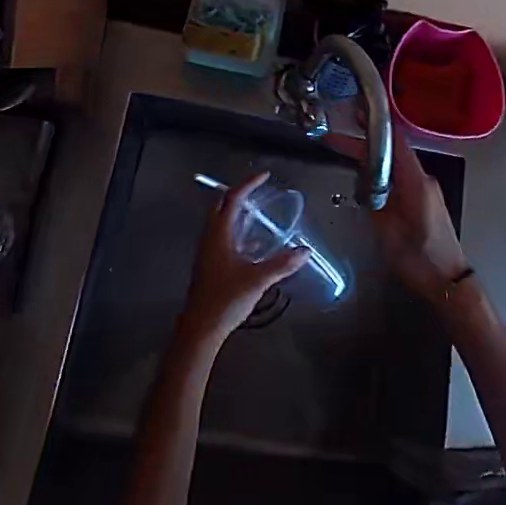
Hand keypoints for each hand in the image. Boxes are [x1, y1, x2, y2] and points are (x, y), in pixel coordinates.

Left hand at [180, 172, 310, 342]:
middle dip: (239, 194)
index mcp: (218, 234)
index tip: (265, 176)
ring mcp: (207, 252)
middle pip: (221, 206)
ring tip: (257, 211)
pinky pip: (222, 236)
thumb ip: (282, 264)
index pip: (232, 199)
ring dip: (236, 212)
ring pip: (220, 222)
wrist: (200, 329)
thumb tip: (305, 251)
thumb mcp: (258, 279)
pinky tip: (251, 242)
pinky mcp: (209, 265)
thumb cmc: (225, 299)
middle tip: (259, 190)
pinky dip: (236, 229)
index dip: (248, 184)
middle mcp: (210, 238)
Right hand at [332, 125, 468, 305]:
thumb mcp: (388, 232)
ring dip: (373, 158)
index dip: (376, 126)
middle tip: (338, 138)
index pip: (396, 143)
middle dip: (366, 143)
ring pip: (396, 164)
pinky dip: (382, 172)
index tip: (356, 114)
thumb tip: (364, 184)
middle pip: (393, 152)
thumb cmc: (420, 259)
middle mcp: (423, 180)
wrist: (449, 281)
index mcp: (416, 182)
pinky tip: (366, 178)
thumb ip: (375, 204)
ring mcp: (426, 189)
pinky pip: (401, 177)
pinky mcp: (425, 200)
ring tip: (346, 153)